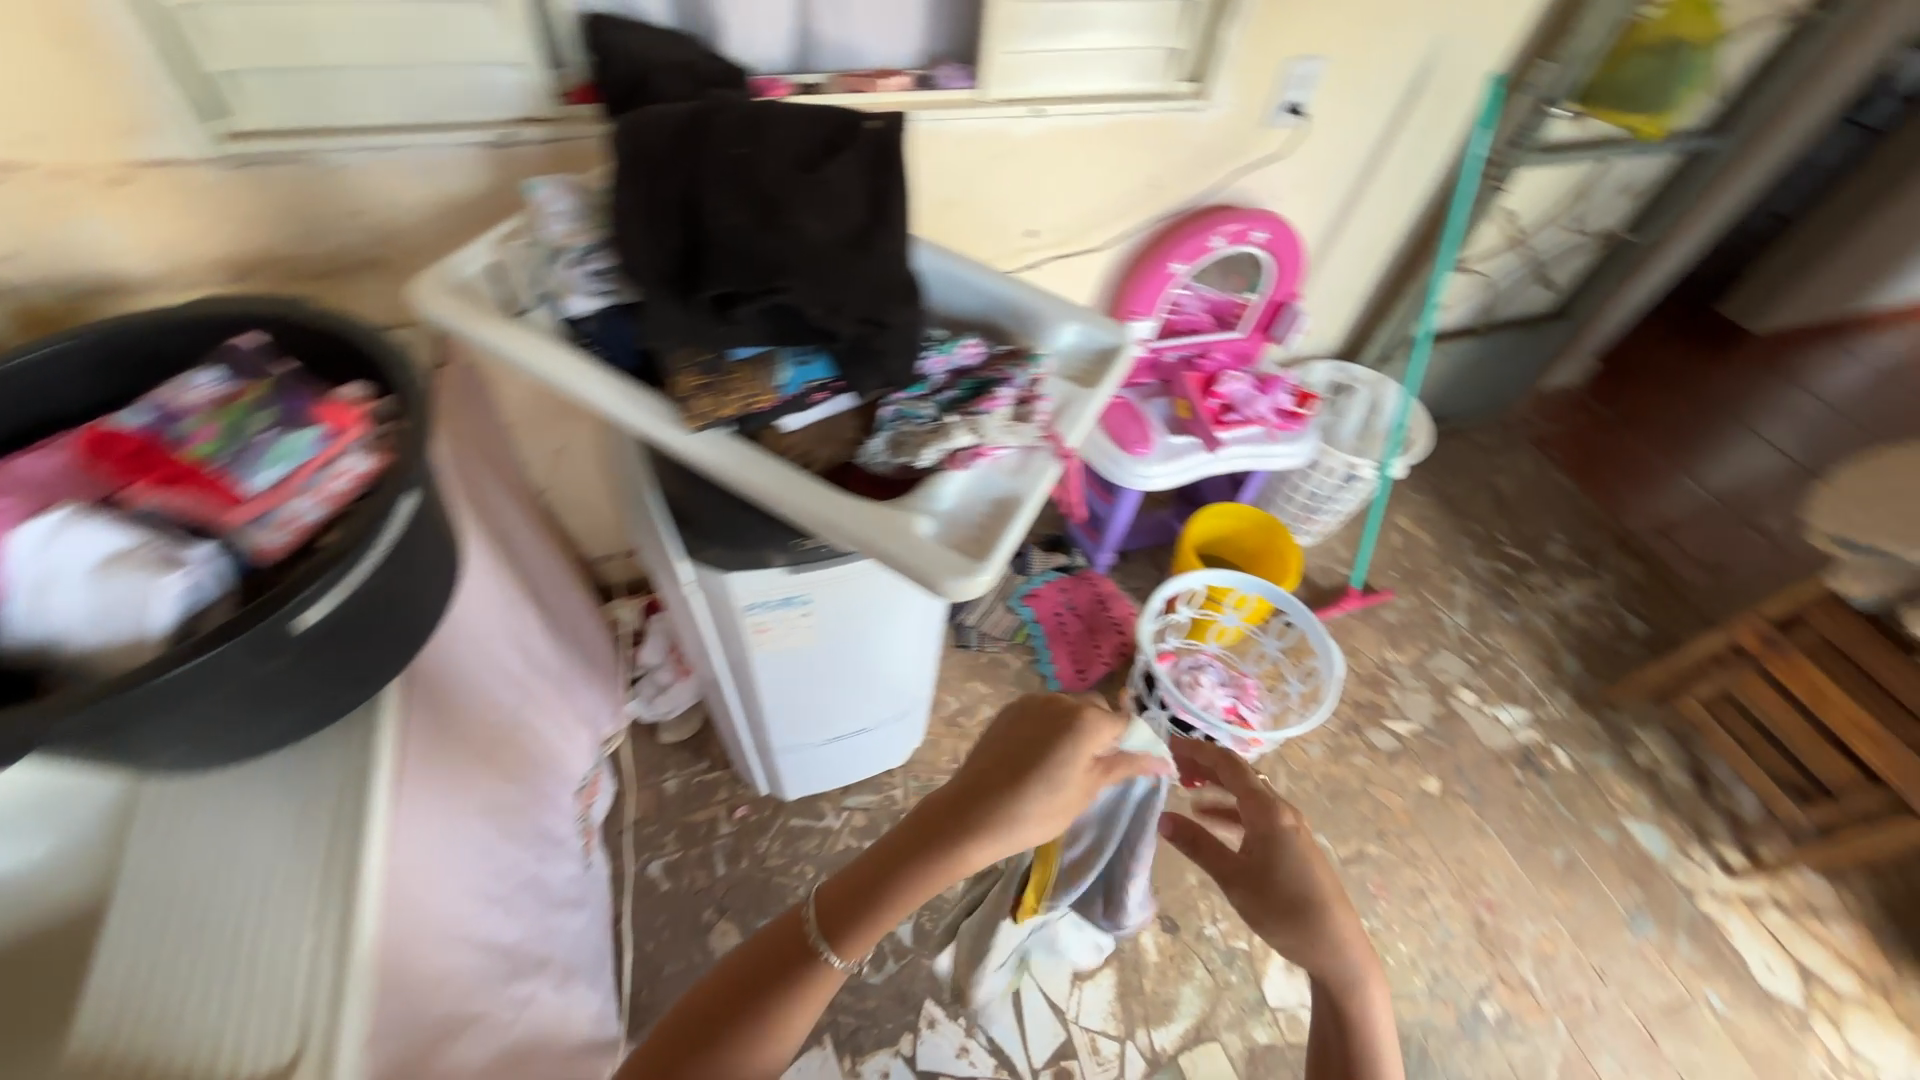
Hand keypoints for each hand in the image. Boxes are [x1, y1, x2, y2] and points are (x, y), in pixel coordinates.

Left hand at [913, 693, 1171, 875]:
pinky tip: (1043, 755)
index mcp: (1087, 719)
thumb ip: (1124, 766)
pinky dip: (1052, 726)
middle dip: (1105, 732)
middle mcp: (1062, 699)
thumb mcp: (1087, 790)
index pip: (1126, 723)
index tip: (1134, 765)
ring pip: (1070, 707)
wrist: (973, 812)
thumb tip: (1163, 760)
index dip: (1135, 743)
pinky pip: (1044, 710)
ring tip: (1068, 762)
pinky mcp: (1010, 709)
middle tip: (1098, 767)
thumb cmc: (1038, 809)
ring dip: (1078, 726)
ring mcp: (1032, 701)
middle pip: (1097, 709)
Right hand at [1158, 737, 1379, 990]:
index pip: (1228, 764)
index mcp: (1267, 810)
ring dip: (1216, 787)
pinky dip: (1230, 810)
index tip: (1169, 744)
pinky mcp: (1291, 844)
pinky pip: (1254, 814)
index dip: (1198, 750)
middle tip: (1172, 764)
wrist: (1336, 948)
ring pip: (1246, 794)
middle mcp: (1280, 810)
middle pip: (1238, 774)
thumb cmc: (1283, 909)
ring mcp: (1288, 827)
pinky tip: (1210, 821)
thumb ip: (1198, 845)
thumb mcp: (1233, 878)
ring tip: (1185, 788)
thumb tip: (1163, 818)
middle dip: (1205, 765)